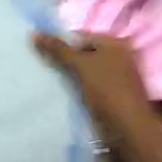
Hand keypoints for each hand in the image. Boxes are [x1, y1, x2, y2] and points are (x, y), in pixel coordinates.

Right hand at [33, 32, 160, 141]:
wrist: (127, 128)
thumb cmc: (107, 90)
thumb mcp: (80, 65)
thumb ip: (58, 49)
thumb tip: (34, 33)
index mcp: (115, 43)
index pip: (81, 37)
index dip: (60, 43)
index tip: (40, 53)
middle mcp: (117, 56)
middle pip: (83, 53)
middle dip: (63, 60)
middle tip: (40, 65)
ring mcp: (114, 77)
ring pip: (84, 71)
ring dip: (68, 75)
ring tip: (46, 79)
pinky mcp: (110, 95)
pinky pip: (87, 85)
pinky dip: (75, 87)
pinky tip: (60, 92)